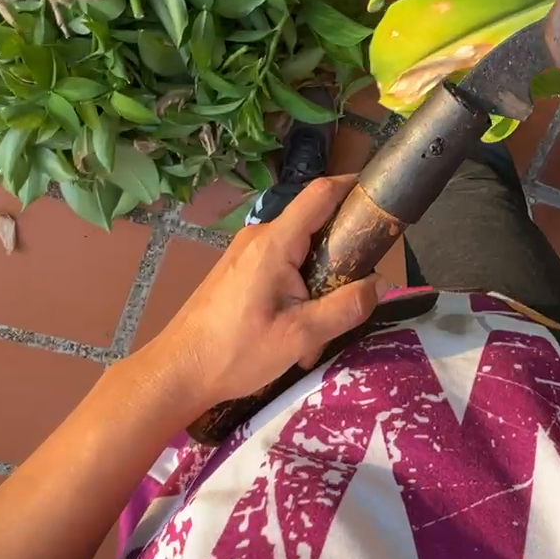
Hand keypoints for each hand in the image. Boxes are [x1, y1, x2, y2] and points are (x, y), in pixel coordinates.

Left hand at [136, 175, 382, 414]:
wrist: (177, 373)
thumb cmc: (236, 351)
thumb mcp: (301, 335)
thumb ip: (347, 307)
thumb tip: (382, 284)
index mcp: (275, 242)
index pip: (320, 194)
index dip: (353, 185)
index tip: (382, 195)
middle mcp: (259, 236)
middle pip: (314, 220)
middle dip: (343, 245)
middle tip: (363, 278)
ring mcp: (246, 251)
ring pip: (299, 246)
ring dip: (320, 272)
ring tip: (328, 313)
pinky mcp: (239, 268)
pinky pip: (282, 261)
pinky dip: (300, 282)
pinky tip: (299, 321)